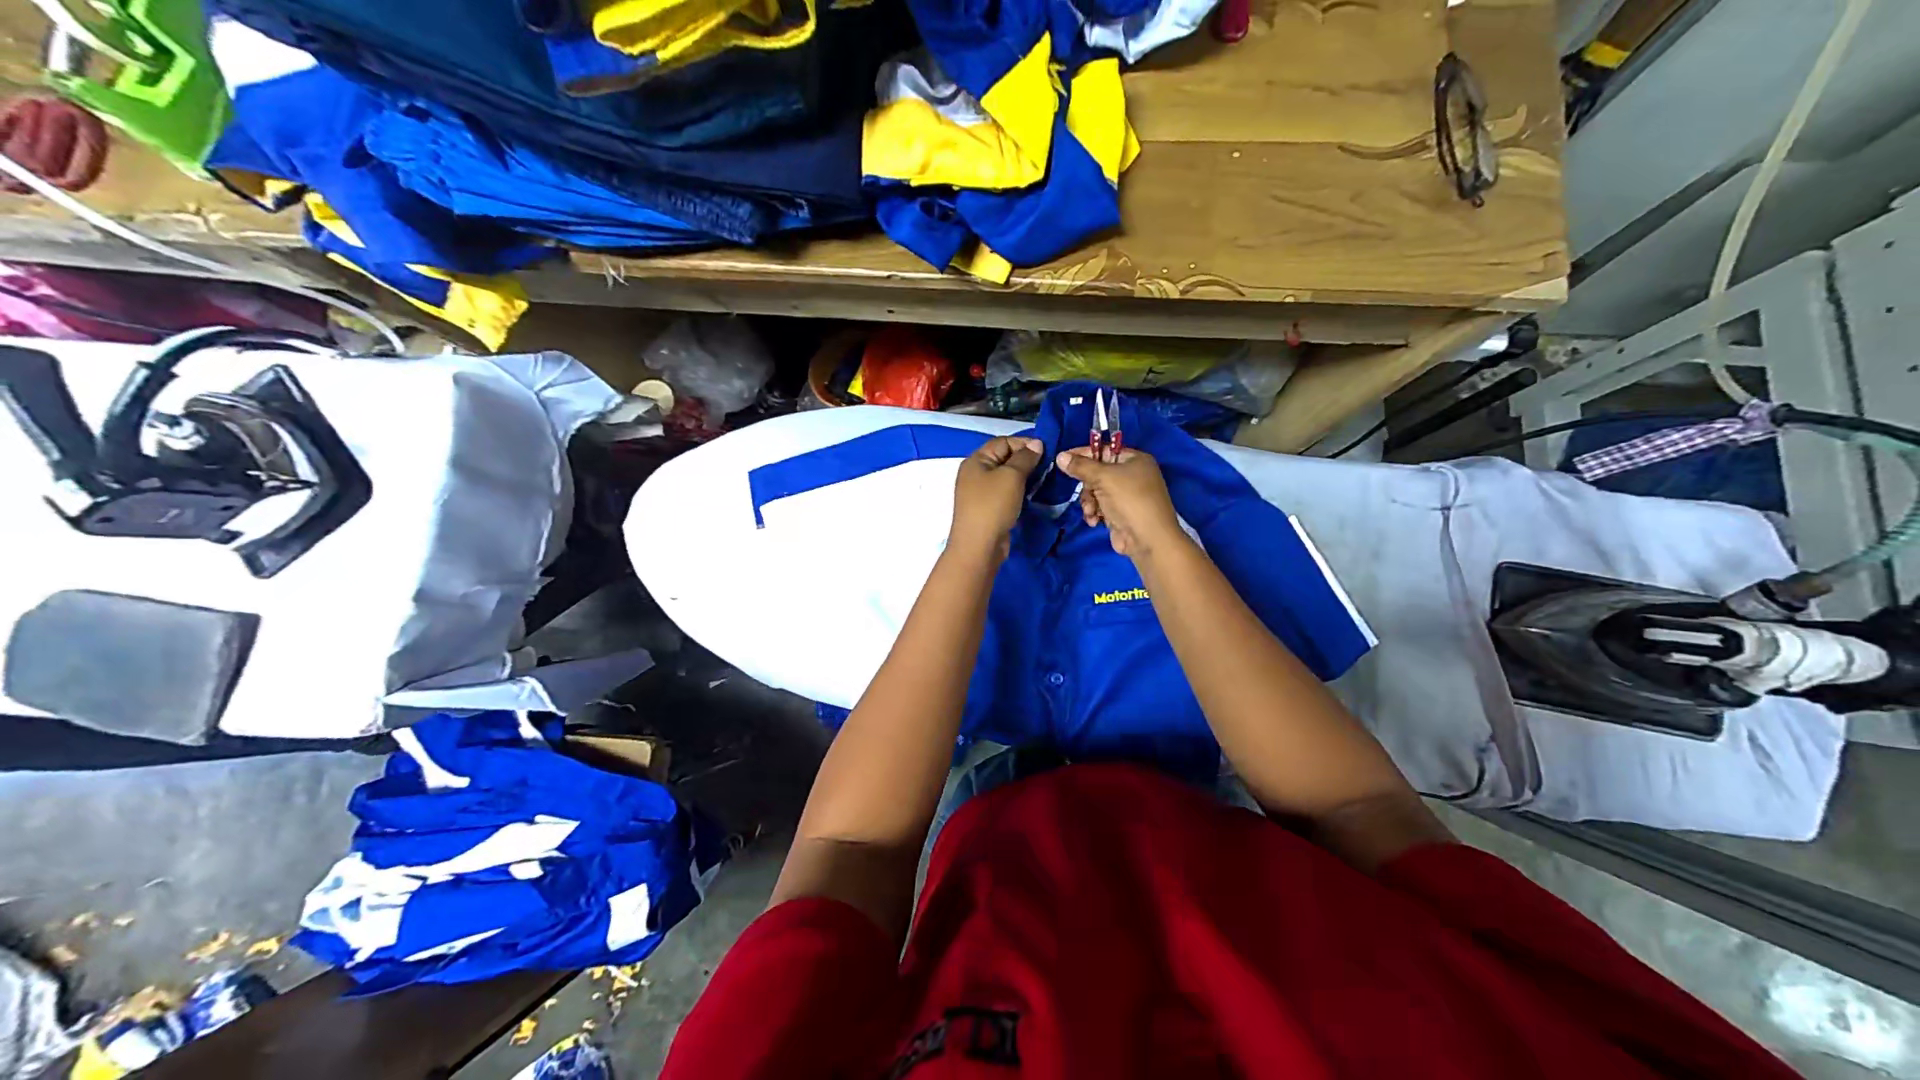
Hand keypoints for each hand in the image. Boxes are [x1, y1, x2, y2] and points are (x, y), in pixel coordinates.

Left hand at [949, 436, 1043, 558]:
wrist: (979, 546)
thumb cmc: (993, 506)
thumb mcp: (1011, 476)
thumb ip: (1025, 457)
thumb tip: (1036, 443)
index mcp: (976, 460)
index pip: (1003, 442)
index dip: (1024, 443)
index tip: (1047, 451)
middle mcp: (975, 473)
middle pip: (1004, 458)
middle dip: (1026, 460)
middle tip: (1048, 466)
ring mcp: (980, 492)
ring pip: (1006, 477)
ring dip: (1025, 477)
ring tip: (1044, 480)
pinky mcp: (988, 508)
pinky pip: (1006, 492)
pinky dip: (1020, 491)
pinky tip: (1034, 494)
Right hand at [1056, 447, 1184, 556]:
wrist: (1147, 538)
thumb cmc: (1129, 500)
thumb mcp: (1103, 478)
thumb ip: (1080, 466)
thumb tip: (1060, 456)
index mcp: (1134, 459)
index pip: (1104, 449)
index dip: (1083, 454)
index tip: (1063, 458)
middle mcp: (1131, 474)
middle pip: (1097, 472)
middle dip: (1087, 485)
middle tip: (1086, 491)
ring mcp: (1126, 495)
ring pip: (1095, 491)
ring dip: (1089, 501)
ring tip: (1091, 511)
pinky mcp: (1119, 512)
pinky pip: (1099, 506)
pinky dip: (1094, 512)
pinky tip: (1094, 521)